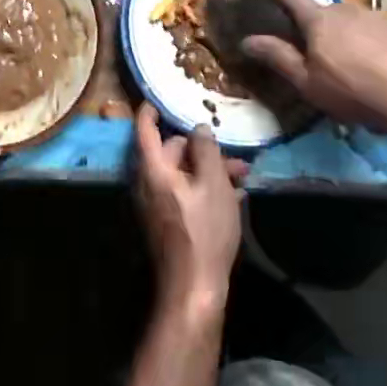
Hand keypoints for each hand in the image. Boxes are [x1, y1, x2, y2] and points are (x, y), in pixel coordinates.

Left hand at [132, 103, 248, 317]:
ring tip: (242, 177)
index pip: (144, 129)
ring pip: (179, 173)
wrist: (194, 287)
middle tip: (233, 156)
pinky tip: (233, 197)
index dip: (150, 111)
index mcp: (153, 170)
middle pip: (168, 152)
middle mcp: (147, 183)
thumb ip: (206, 151)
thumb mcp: (214, 185)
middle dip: (200, 149)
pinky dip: (202, 188)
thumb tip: (198, 127)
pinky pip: (181, 192)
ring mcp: (154, 203)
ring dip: (207, 170)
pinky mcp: (165, 220)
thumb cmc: (204, 232)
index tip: (158, 98)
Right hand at [240, 0, 386, 145]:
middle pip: (319, 12)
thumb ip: (277, 57)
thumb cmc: (354, 88)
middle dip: (312, 27)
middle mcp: (343, 8)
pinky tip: (372, 67)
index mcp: (316, 19)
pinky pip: (370, 30)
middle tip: (312, 54)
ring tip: (346, 67)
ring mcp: (373, 14)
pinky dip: (364, 43)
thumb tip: (247, 40)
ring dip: (340, 37)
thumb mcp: (307, 82)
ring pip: (346, 22)